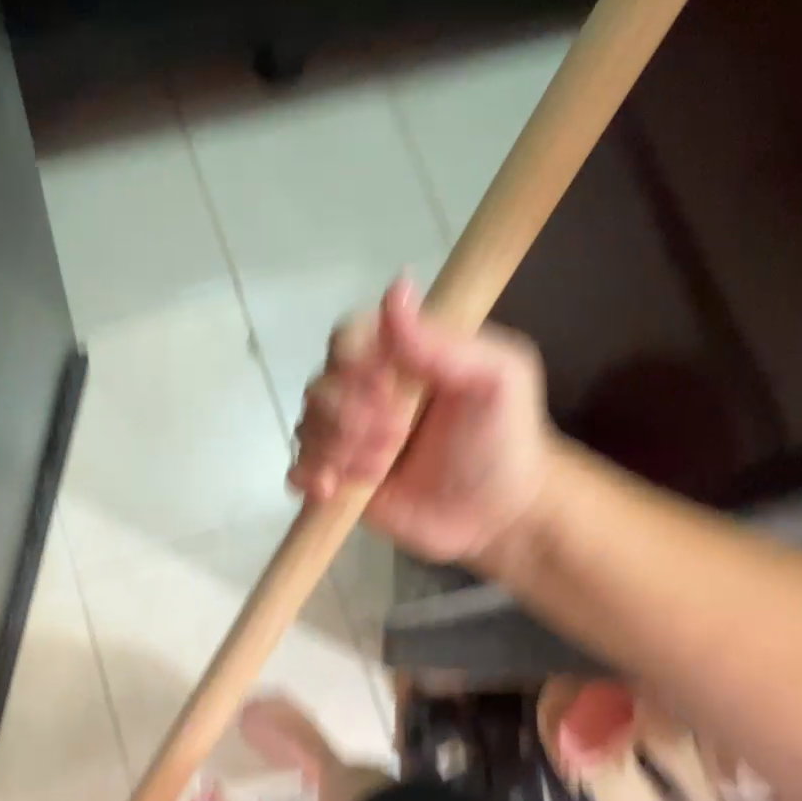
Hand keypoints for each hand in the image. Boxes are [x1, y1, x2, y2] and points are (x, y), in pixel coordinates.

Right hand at [288, 279, 553, 563]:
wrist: (498, 515)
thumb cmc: (503, 440)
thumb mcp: (495, 378)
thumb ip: (442, 341)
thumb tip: (396, 286)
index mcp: (398, 357)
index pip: (345, 339)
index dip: (353, 365)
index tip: (386, 390)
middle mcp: (365, 392)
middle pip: (320, 387)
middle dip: (351, 418)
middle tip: (397, 438)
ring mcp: (348, 438)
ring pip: (306, 428)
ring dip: (339, 450)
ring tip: (381, 468)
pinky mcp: (339, 480)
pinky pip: (298, 469)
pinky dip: (308, 477)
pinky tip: (333, 489)